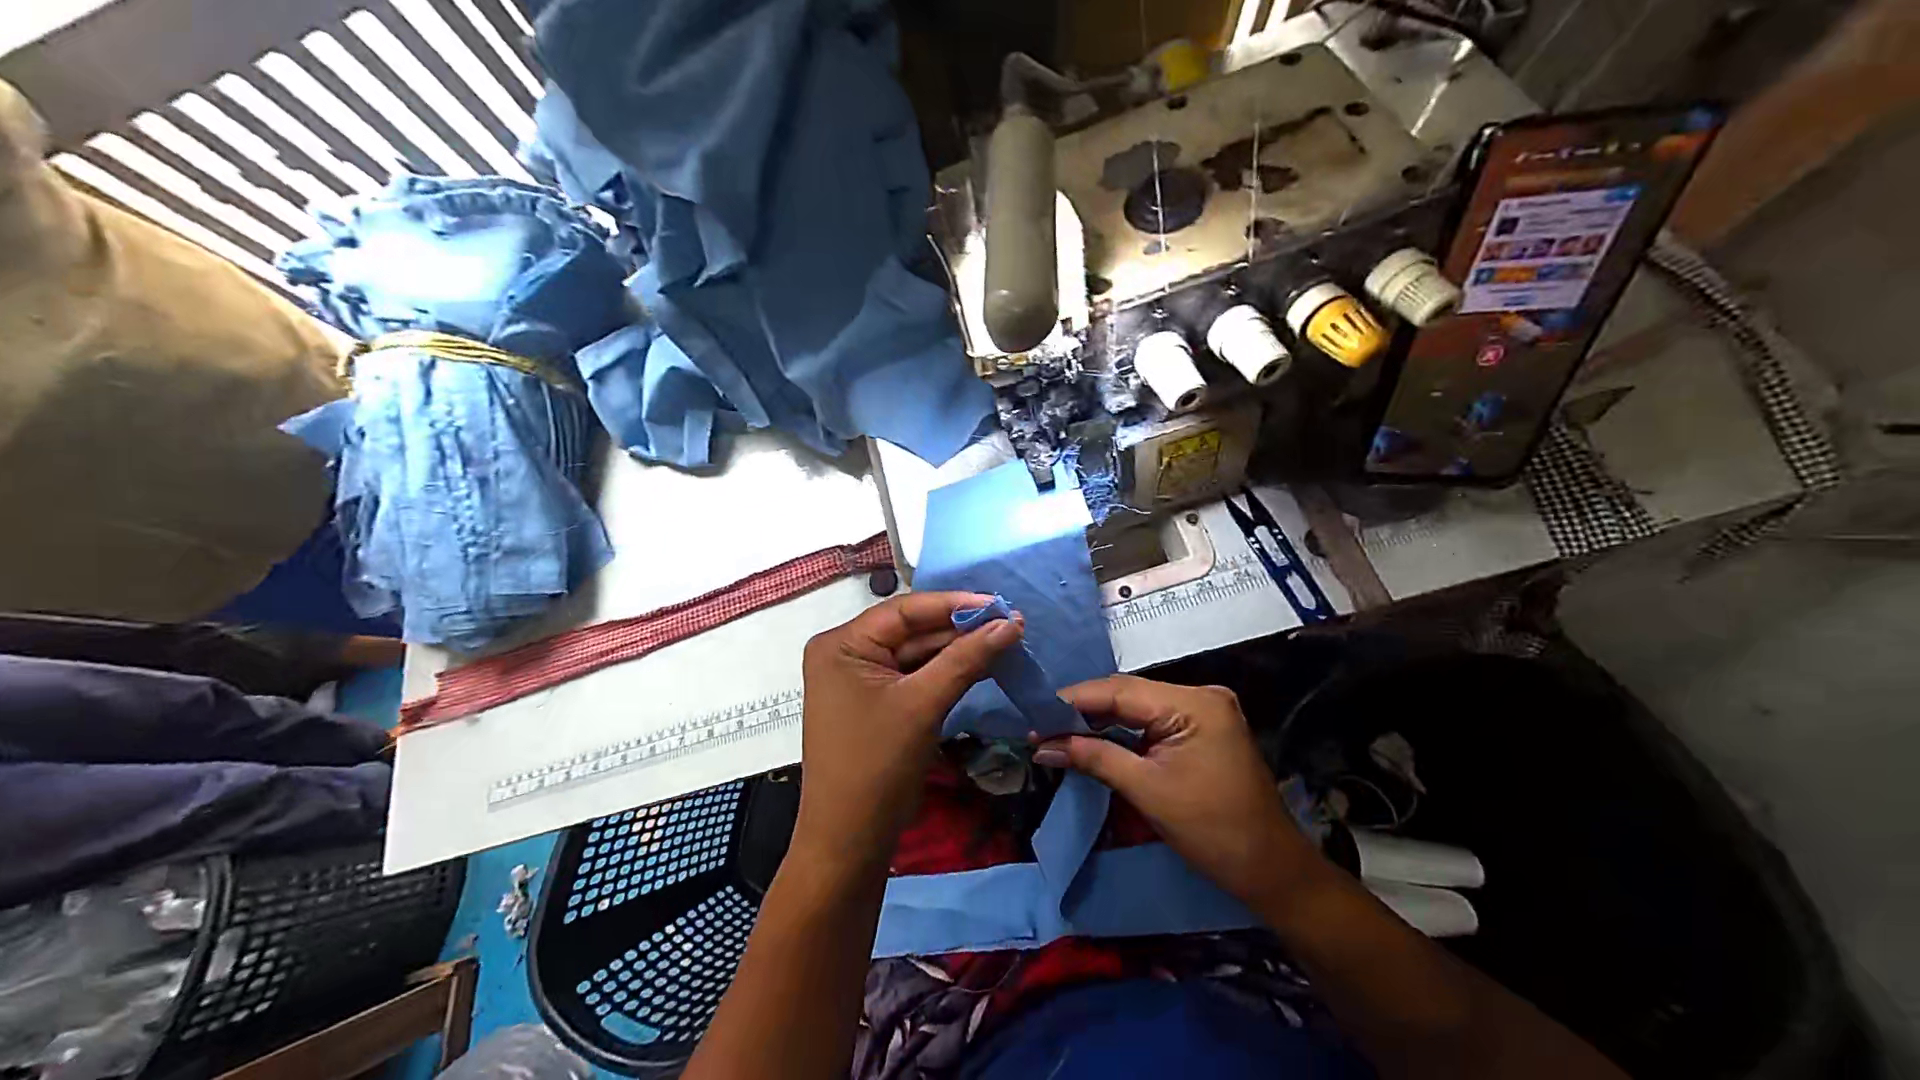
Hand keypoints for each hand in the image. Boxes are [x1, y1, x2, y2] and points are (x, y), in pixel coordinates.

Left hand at [795, 591, 1020, 870]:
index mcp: (842, 644)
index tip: (1000, 604)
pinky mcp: (877, 702)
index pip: (904, 610)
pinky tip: (983, 665)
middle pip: (912, 630)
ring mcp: (860, 679)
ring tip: (1006, 641)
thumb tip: (1011, 623)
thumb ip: (966, 658)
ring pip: (917, 654)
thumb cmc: (877, 766)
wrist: (850, 841)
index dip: (954, 605)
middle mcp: (846, 653)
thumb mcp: (923, 705)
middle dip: (961, 629)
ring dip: (959, 651)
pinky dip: (947, 673)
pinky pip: (916, 676)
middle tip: (1012, 624)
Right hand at [1033, 674, 1314, 906]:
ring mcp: (1204, 711)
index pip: (1120, 690)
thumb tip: (1043, 748)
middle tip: (1041, 725)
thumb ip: (1093, 757)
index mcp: (1194, 703)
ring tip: (1057, 731)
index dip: (1073, 701)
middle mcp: (1201, 695)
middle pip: (1128, 694)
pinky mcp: (1201, 729)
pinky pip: (1152, 721)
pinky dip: (1122, 731)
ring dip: (1100, 720)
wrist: (1271, 870)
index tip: (1035, 714)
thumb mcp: (1146, 790)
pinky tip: (1092, 738)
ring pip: (1138, 707)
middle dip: (1083, 711)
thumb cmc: (1211, 831)